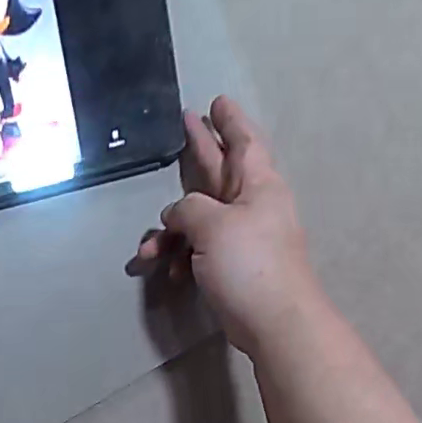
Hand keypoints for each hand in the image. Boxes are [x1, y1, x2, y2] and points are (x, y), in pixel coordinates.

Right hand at [128, 96, 321, 358]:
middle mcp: (249, 206)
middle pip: (218, 169)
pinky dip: (178, 256)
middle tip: (186, 122)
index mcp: (257, 187)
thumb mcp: (214, 225)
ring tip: (148, 252)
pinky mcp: (226, 263)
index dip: (230, 122)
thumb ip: (188, 209)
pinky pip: (195, 247)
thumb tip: (176, 215)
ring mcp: (238, 235)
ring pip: (195, 218)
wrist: (273, 320)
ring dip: (169, 233)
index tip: (218, 102)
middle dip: (201, 148)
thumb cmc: (250, 264)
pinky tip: (167, 272)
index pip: (243, 143)